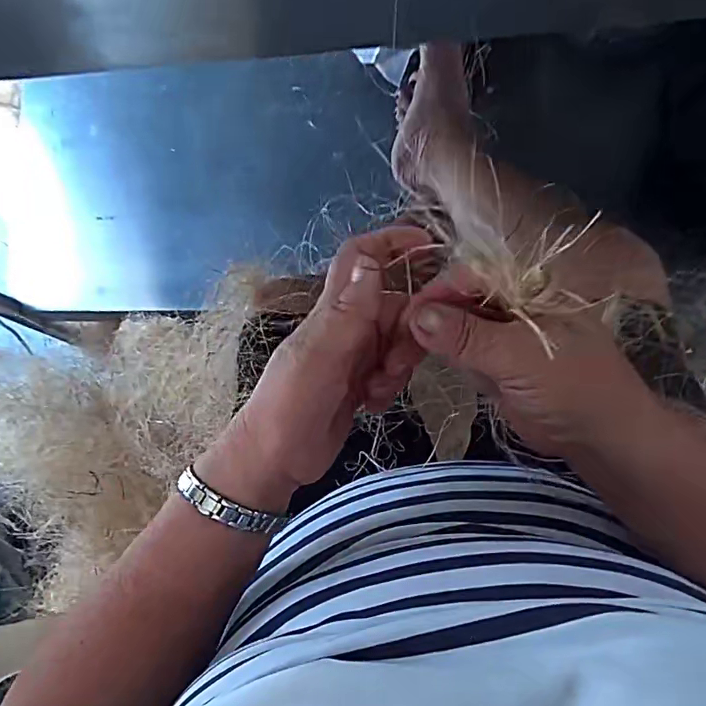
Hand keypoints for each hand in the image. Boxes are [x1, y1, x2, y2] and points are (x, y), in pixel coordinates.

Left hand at [200, 226, 436, 510]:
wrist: (274, 462)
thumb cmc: (288, 407)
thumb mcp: (319, 360)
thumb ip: (347, 314)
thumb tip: (371, 261)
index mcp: (332, 312)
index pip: (361, 258)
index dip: (392, 243)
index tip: (431, 246)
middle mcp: (345, 327)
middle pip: (395, 306)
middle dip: (407, 333)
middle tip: (393, 368)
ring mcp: (352, 357)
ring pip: (398, 341)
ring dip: (398, 365)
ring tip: (375, 392)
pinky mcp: (359, 384)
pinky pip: (391, 372)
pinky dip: (389, 386)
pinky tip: (371, 404)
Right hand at [405, 269, 658, 458]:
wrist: (600, 438)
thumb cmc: (572, 388)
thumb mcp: (518, 357)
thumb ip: (468, 337)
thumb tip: (417, 316)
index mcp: (529, 289)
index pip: (474, 276)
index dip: (439, 292)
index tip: (406, 314)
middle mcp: (513, 306)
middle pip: (460, 300)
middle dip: (428, 316)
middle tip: (395, 338)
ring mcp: (504, 338)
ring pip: (456, 328)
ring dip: (429, 339)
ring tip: (398, 352)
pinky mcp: (496, 367)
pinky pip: (462, 355)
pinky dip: (443, 358)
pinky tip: (417, 361)